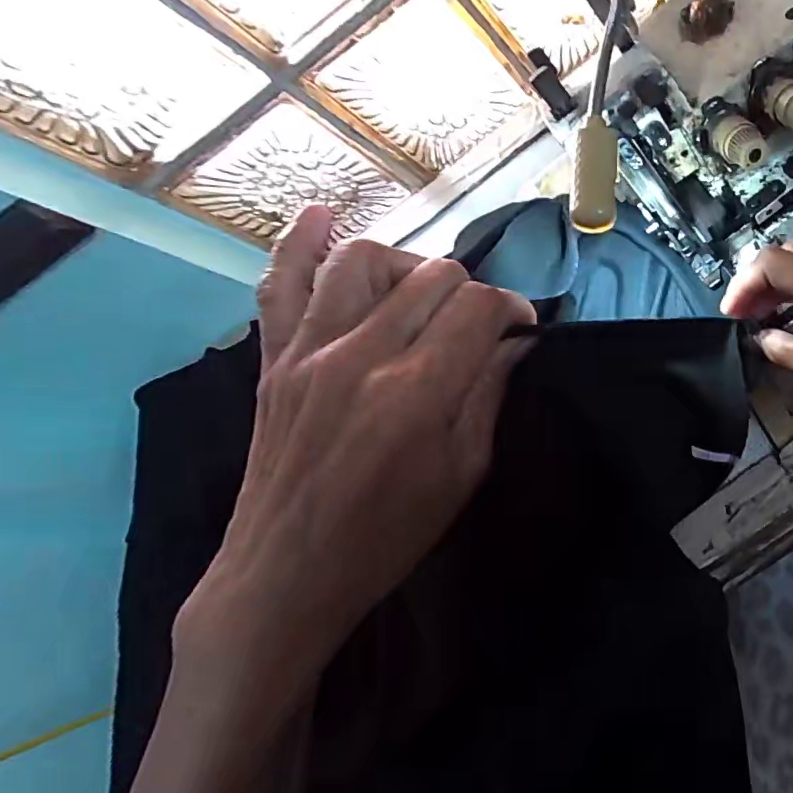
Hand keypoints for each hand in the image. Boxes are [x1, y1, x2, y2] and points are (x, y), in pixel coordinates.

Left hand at [174, 205, 535, 731]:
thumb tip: (514, 340)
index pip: (478, 307)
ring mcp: (308, 351)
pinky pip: (280, 282)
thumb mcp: (463, 473)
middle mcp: (361, 355)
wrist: (284, 576)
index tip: (518, 326)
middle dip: (469, 290)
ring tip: (417, 294)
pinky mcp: (274, 359)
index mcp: (416, 392)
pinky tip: (323, 216)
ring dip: (405, 264)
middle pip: (431, 275)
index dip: (511, 307)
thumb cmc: (387, 535)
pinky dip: (300, 242)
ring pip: (362, 258)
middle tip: (474, 323)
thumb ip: (488, 393)